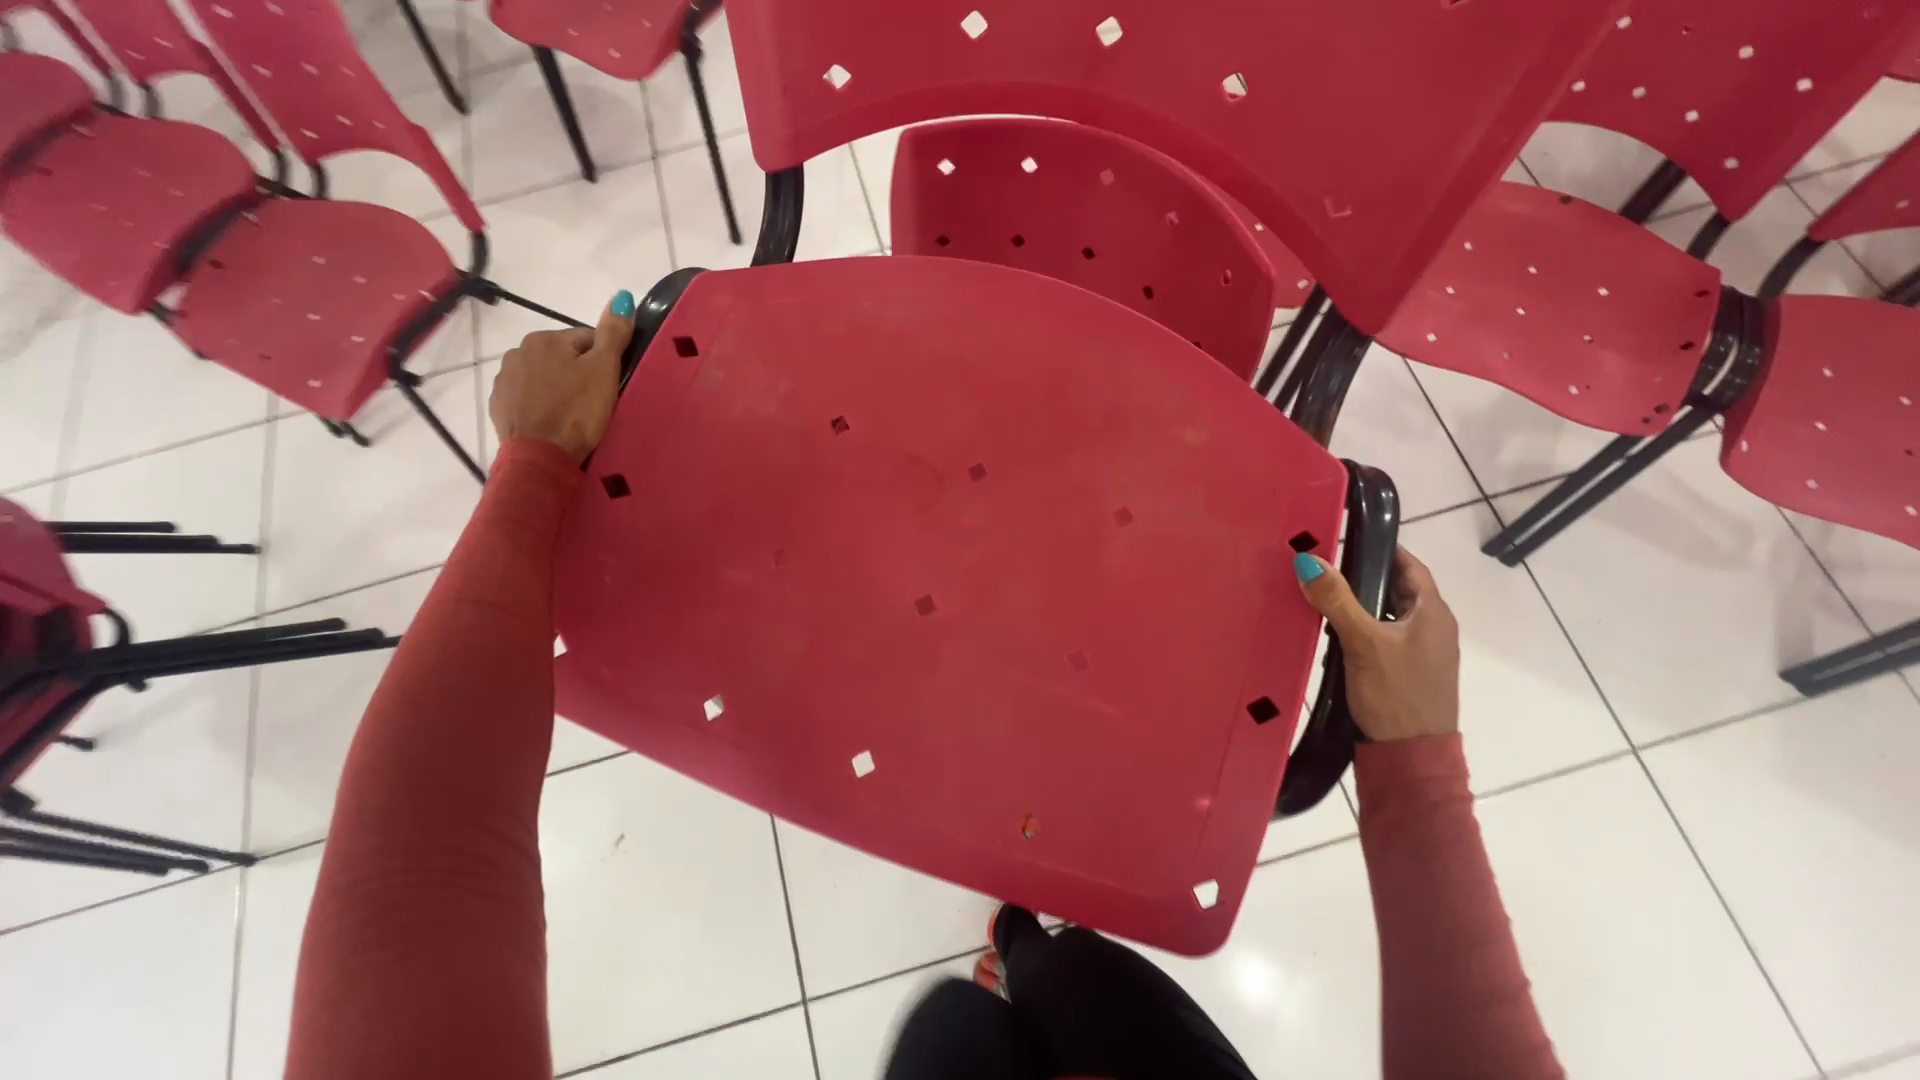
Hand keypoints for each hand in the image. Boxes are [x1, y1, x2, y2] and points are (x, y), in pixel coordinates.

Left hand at [488, 289, 634, 462]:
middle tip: (595, 401)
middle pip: (562, 358)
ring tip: (574, 414)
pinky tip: (554, 423)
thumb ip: (613, 333)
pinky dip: (541, 406)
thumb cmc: (577, 410)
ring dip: (558, 389)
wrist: (540, 456)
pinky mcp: (499, 406)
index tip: (610, 384)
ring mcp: (504, 380)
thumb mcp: (604, 370)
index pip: (586, 340)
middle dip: (578, 373)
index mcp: (545, 339)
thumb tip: (622, 296)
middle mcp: (518, 352)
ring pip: (543, 378)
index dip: (603, 361)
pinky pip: (527, 398)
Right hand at [1294, 547, 1459, 741]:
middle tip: (1324, 573)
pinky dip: (1361, 632)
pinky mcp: (1408, 673)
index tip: (1345, 542)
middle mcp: (1434, 628)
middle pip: (1397, 590)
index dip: (1381, 550)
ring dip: (1359, 608)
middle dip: (1362, 579)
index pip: (1410, 565)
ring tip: (1322, 604)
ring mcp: (1423, 653)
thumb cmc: (1394, 693)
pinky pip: (1383, 639)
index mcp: (1433, 612)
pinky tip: (1335, 640)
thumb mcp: (1362, 642)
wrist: (1411, 756)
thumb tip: (1308, 560)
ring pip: (1387, 616)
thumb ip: (1336, 600)